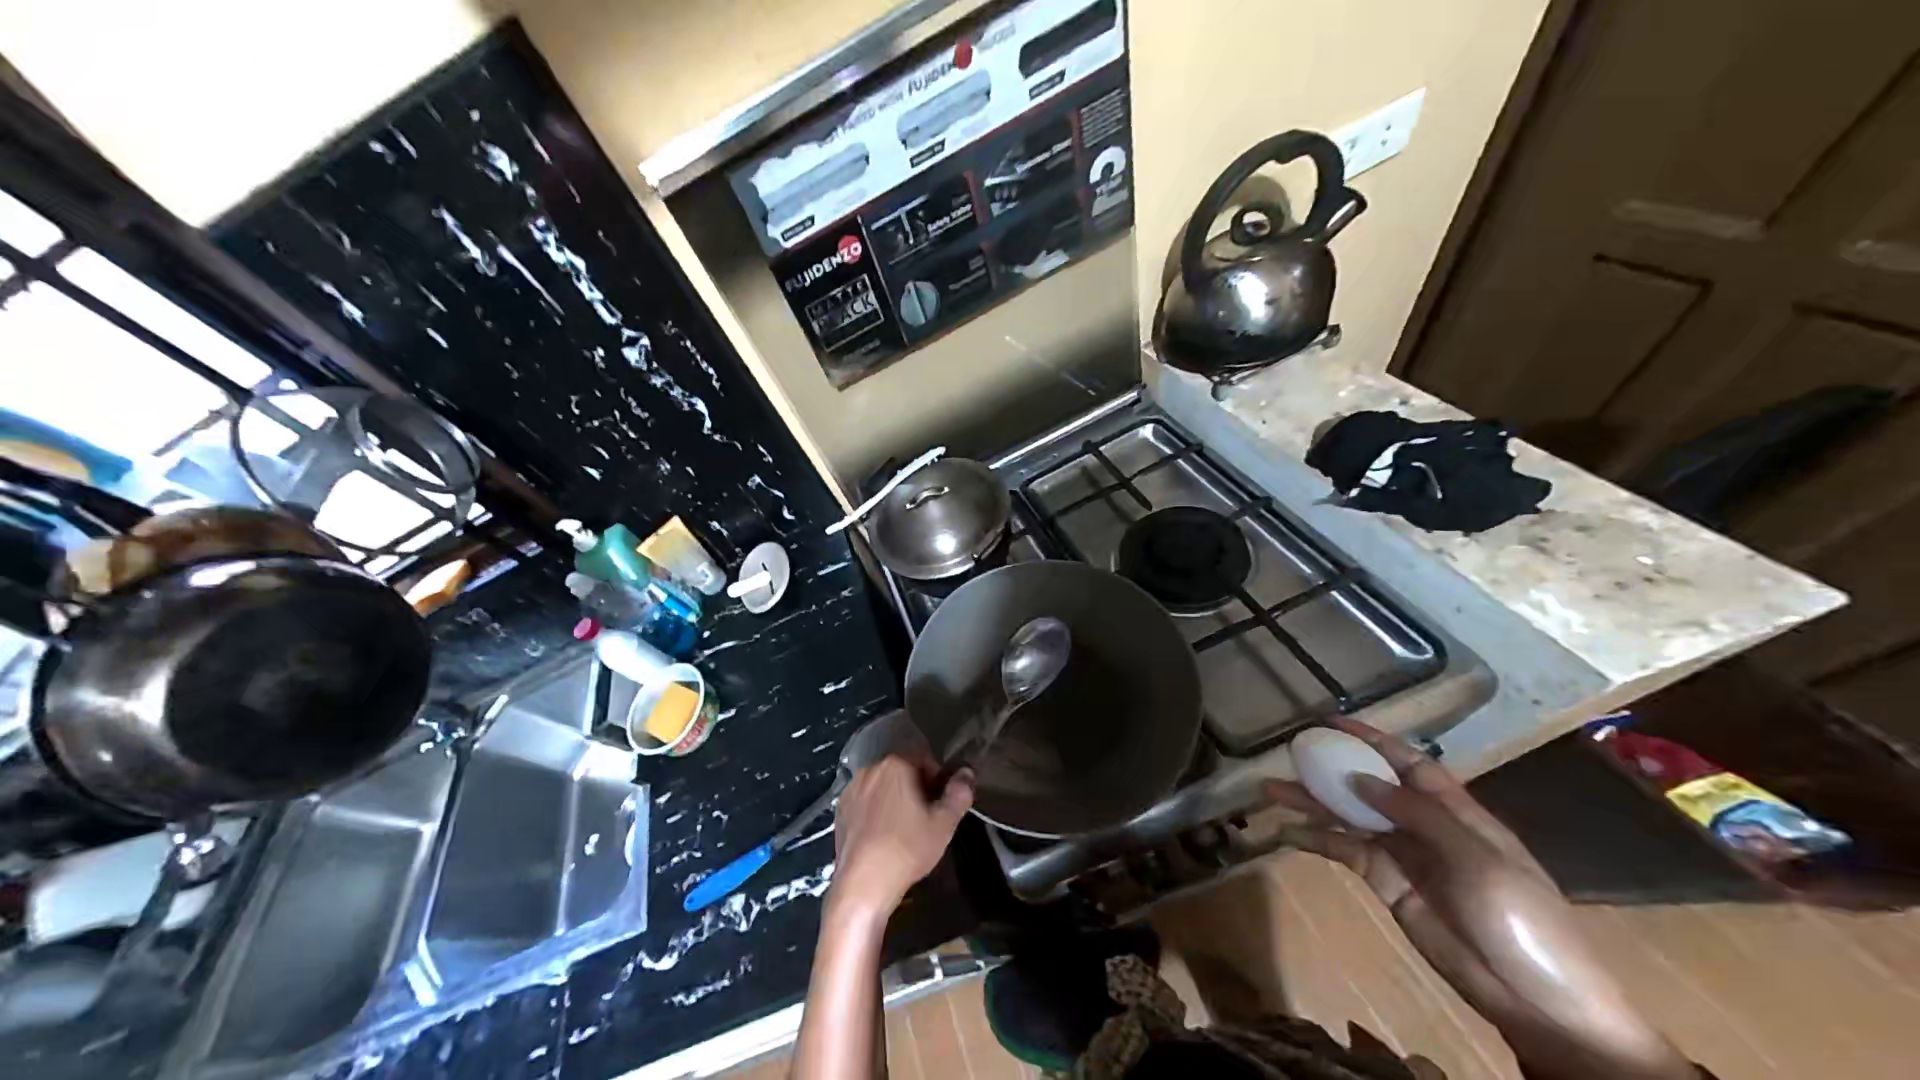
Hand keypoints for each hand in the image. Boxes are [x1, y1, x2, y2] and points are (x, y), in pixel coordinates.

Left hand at [830, 755, 972, 920]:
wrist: (863, 884)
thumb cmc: (907, 849)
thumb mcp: (944, 823)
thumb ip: (959, 793)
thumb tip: (966, 773)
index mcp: (895, 765)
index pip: (924, 758)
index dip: (937, 779)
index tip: (940, 802)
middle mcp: (870, 769)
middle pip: (901, 770)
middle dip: (915, 787)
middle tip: (926, 817)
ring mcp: (851, 790)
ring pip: (881, 787)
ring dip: (894, 799)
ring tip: (904, 829)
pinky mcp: (839, 811)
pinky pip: (865, 803)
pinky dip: (875, 812)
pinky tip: (882, 837)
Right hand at [1266, 719, 1694, 1079]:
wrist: (1537, 1002)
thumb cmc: (1521, 919)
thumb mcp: (1476, 858)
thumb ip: (1417, 814)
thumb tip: (1359, 778)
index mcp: (1456, 811)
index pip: (1408, 763)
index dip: (1372, 740)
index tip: (1332, 722)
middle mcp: (1423, 826)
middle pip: (1368, 786)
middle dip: (1330, 768)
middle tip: (1288, 753)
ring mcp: (1402, 856)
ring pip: (1347, 817)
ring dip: (1311, 802)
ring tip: (1269, 789)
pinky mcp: (1385, 884)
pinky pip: (1344, 853)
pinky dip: (1314, 841)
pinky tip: (1285, 833)